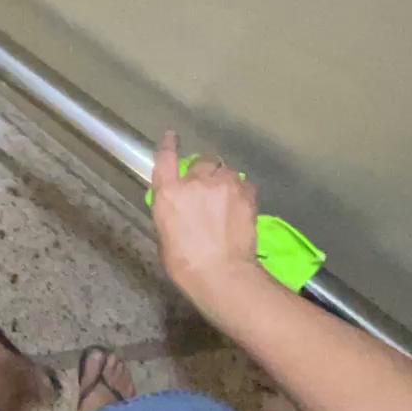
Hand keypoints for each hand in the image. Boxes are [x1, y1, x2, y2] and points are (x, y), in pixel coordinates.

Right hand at [151, 131, 264, 301]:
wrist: (221, 273)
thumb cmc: (184, 264)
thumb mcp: (165, 235)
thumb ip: (171, 211)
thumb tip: (180, 205)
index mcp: (169, 194)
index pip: (166, 159)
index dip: (169, 145)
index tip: (172, 136)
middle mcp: (195, 182)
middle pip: (200, 163)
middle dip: (202, 172)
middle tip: (206, 190)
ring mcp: (223, 185)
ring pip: (224, 170)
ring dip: (222, 179)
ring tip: (225, 198)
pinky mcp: (246, 193)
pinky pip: (242, 182)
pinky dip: (240, 189)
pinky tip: (239, 203)